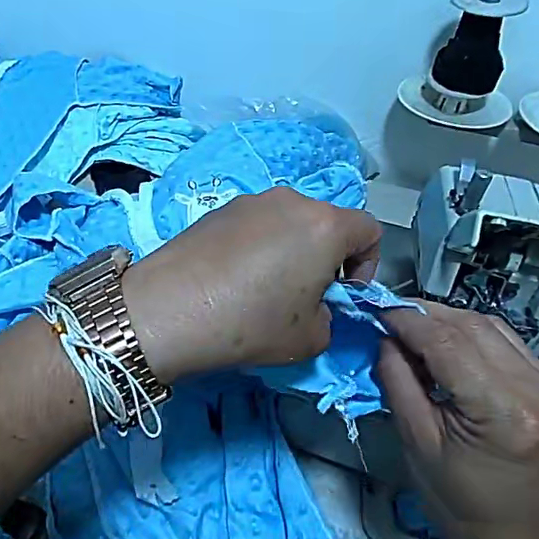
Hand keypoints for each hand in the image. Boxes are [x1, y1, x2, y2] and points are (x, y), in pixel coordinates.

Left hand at [121, 187, 381, 382]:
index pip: (370, 230)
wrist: (169, 308)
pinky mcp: (220, 208)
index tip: (342, 293)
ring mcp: (252, 200)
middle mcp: (292, 200)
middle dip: (327, 256)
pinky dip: (260, 244)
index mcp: (325, 225)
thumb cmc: (251, 322)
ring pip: (291, 221)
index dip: (367, 265)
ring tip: (265, 285)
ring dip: (292, 248)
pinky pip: (258, 223)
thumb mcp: (311, 338)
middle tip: (305, 293)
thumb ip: (331, 315)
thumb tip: (316, 303)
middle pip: (328, 222)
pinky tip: (235, 276)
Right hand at [376, 301, 538, 538]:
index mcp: (504, 413)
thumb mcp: (416, 443)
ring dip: (452, 321)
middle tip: (392, 319)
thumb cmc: (460, 508)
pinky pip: (512, 347)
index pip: (448, 342)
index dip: (408, 320)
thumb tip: (386, 335)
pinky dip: (477, 338)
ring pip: (495, 329)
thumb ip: (398, 380)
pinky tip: (453, 347)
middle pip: (474, 327)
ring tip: (418, 330)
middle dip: (428, 315)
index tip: (378, 311)